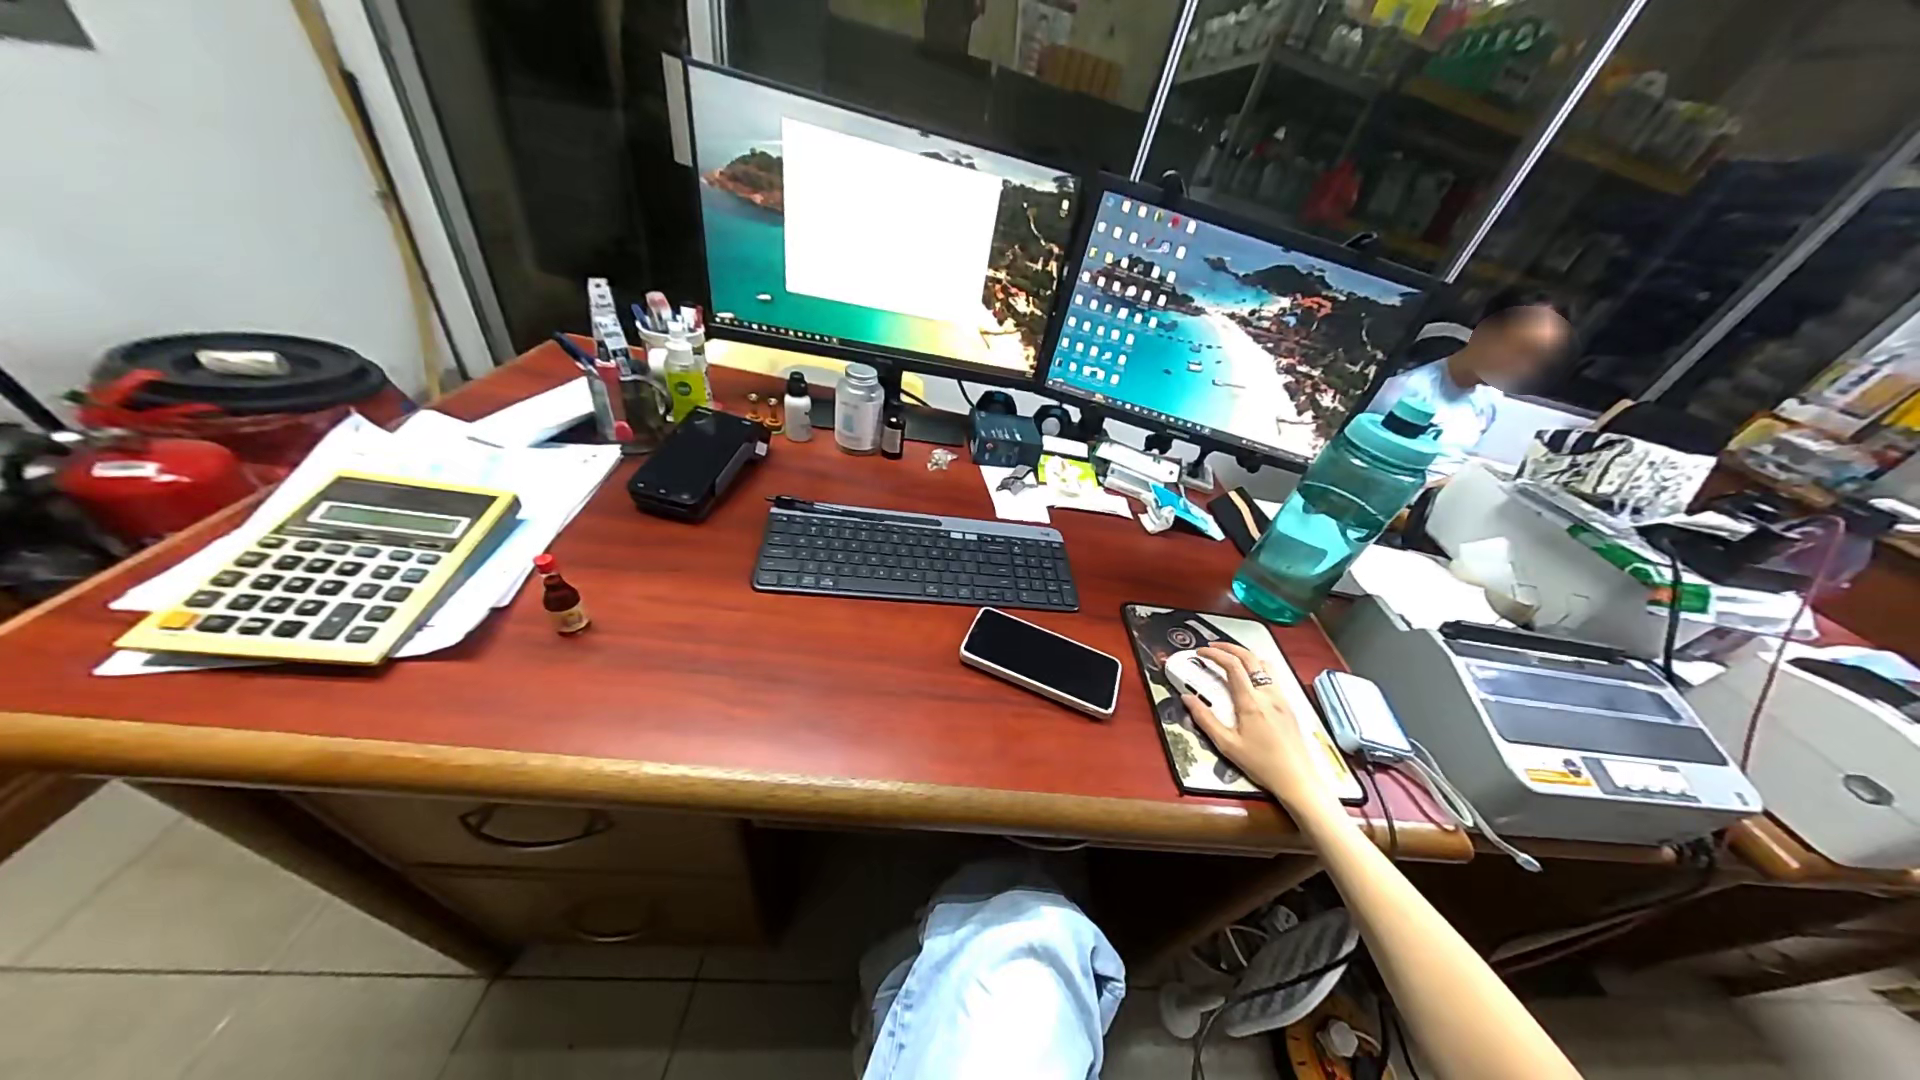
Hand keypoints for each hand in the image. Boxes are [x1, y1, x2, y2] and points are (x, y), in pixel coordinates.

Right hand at [1181, 643, 1335, 813]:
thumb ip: (1205, 719)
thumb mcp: (1226, 745)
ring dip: (1246, 655)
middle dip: (1229, 647)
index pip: (1233, 666)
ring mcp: (1282, 698)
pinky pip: (1273, 676)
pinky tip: (1250, 679)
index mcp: (1251, 703)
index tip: (1201, 652)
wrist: (1298, 779)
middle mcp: (1268, 694)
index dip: (1215, 654)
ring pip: (1265, 664)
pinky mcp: (1289, 705)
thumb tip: (1187, 698)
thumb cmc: (1261, 764)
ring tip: (1231, 658)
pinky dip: (1257, 668)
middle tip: (1213, 647)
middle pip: (1250, 658)